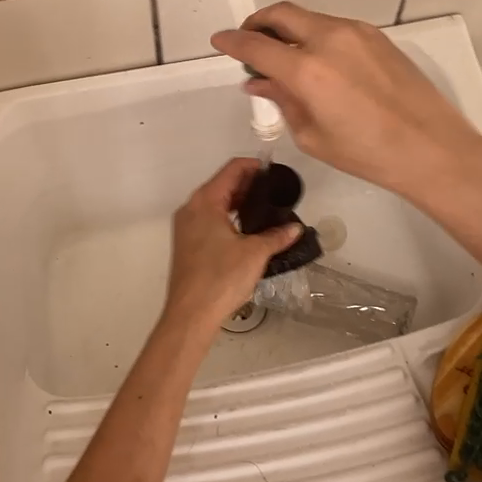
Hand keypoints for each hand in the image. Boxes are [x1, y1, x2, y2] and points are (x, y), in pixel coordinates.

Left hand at [160, 159, 302, 334]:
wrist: (191, 313)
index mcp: (205, 202)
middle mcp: (191, 208)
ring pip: (214, 203)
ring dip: (237, 203)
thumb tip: (294, 229)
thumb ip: (276, 236)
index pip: (231, 170)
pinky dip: (227, 217)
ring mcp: (186, 227)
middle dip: (247, 185)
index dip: (253, 167)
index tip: (274, 173)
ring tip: (264, 211)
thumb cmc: (221, 277)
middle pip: (221, 184)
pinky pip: (209, 219)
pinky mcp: (187, 243)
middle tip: (274, 193)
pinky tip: (246, 230)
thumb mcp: (255, 253)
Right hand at [210, 3, 481, 197]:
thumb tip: (259, 84)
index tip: (219, 41)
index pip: (256, 46)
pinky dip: (314, 36)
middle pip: (281, 14)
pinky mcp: (376, 36)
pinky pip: (333, 26)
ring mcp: (356, 32)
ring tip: (284, 58)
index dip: (232, 42)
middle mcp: (329, 39)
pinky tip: (317, 63)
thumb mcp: (312, 135)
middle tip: (249, 42)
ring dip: (288, 30)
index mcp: (307, 70)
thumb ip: (282, 102)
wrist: (431, 147)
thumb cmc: (368, 153)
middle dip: (258, 23)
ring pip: (308, 18)